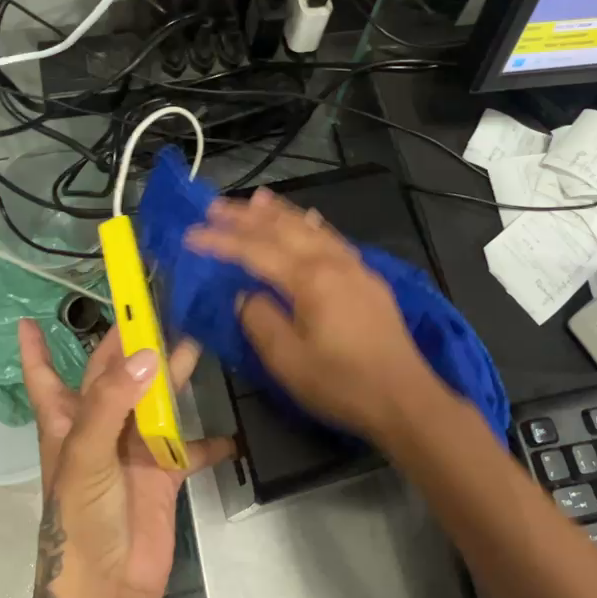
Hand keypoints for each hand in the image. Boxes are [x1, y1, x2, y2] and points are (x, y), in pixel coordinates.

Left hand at [14, 319, 233, 597]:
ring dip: (174, 374)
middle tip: (157, 304)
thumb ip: (113, 402)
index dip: (36, 350)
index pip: (44, 376)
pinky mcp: (163, 472)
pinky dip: (210, 441)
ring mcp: (132, 447)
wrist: (108, 587)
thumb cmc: (80, 517)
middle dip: (130, 344)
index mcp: (66, 420)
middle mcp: (99, 426)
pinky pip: (190, 448)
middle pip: (114, 374)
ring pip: (155, 398)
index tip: (27, 320)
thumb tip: (146, 354)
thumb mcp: (86, 453)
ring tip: (198, 339)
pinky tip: (231, 432)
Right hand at [184, 188, 445, 440]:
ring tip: (255, 199)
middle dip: (246, 216)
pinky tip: (310, 220)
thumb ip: (260, 321)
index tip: (190, 234)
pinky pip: (332, 238)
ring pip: (310, 227)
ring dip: (279, 212)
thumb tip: (246, 296)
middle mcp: (332, 262)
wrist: (406, 399)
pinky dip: (312, 224)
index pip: (255, 250)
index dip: (221, 241)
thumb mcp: (288, 361)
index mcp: (309, 278)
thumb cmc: (342, 384)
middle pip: (283, 228)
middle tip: (214, 206)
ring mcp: (355, 267)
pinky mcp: (368, 280)